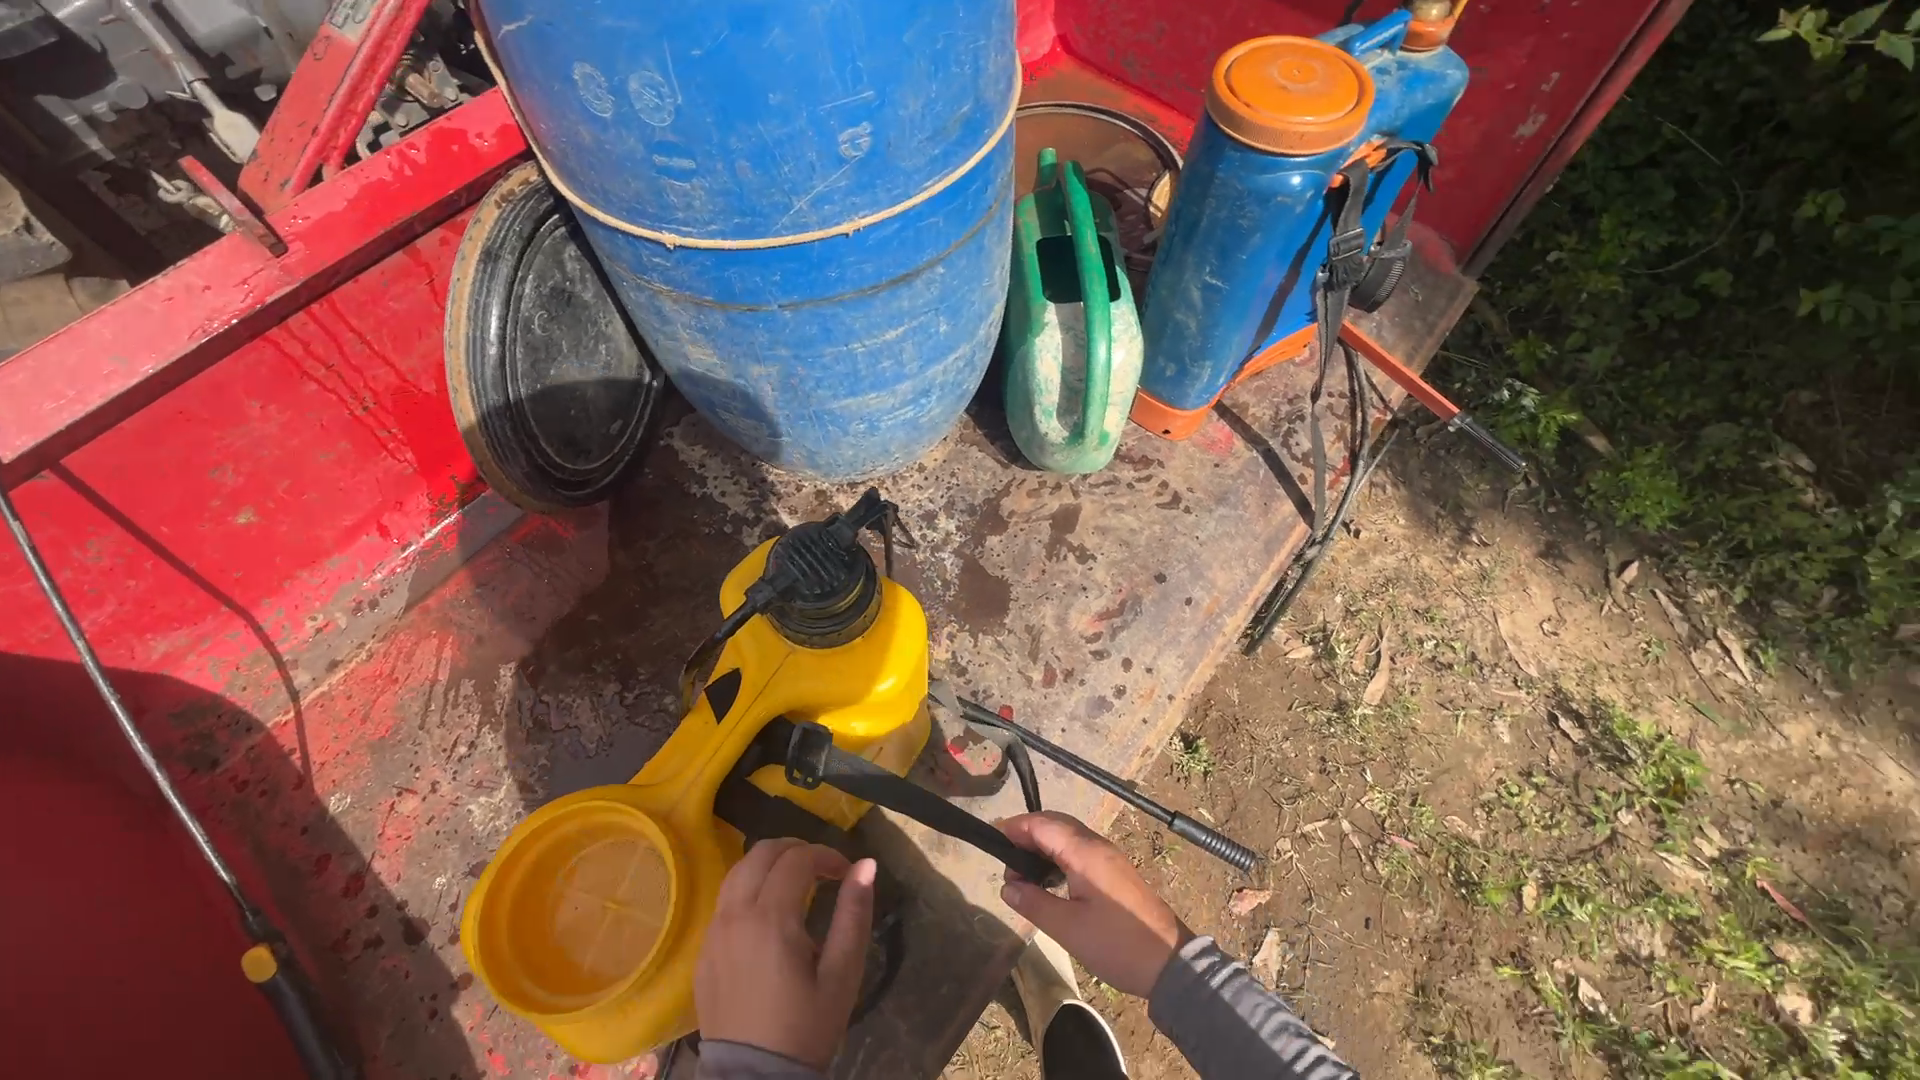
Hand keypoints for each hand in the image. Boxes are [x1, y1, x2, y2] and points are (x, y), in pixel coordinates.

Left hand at [695, 839, 875, 1068]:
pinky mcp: (703, 954)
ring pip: (737, 872)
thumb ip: (854, 913)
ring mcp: (713, 934)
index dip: (827, 855)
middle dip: (796, 850)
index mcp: (771, 919)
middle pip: (761, 853)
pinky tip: (770, 915)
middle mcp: (735, 916)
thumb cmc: (805, 1028)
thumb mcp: (842, 974)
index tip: (846, 873)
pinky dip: (749, 889)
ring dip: (769, 865)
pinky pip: (725, 902)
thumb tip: (866, 865)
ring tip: (797, 883)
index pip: (797, 859)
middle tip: (822, 869)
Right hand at [998, 812, 1192, 997]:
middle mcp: (1097, 846)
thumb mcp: (1068, 928)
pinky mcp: (1115, 872)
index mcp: (1084, 852)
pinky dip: (1058, 856)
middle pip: (1055, 824)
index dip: (1016, 827)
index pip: (1043, 824)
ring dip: (1042, 846)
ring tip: (1023, 875)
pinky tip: (1049, 881)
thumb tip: (1008, 886)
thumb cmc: (1116, 944)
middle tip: (1006, 862)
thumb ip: (1034, 903)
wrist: (1170, 962)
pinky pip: (1079, 850)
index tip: (993, 841)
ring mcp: (1109, 857)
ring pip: (1068, 836)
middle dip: (1027, 835)